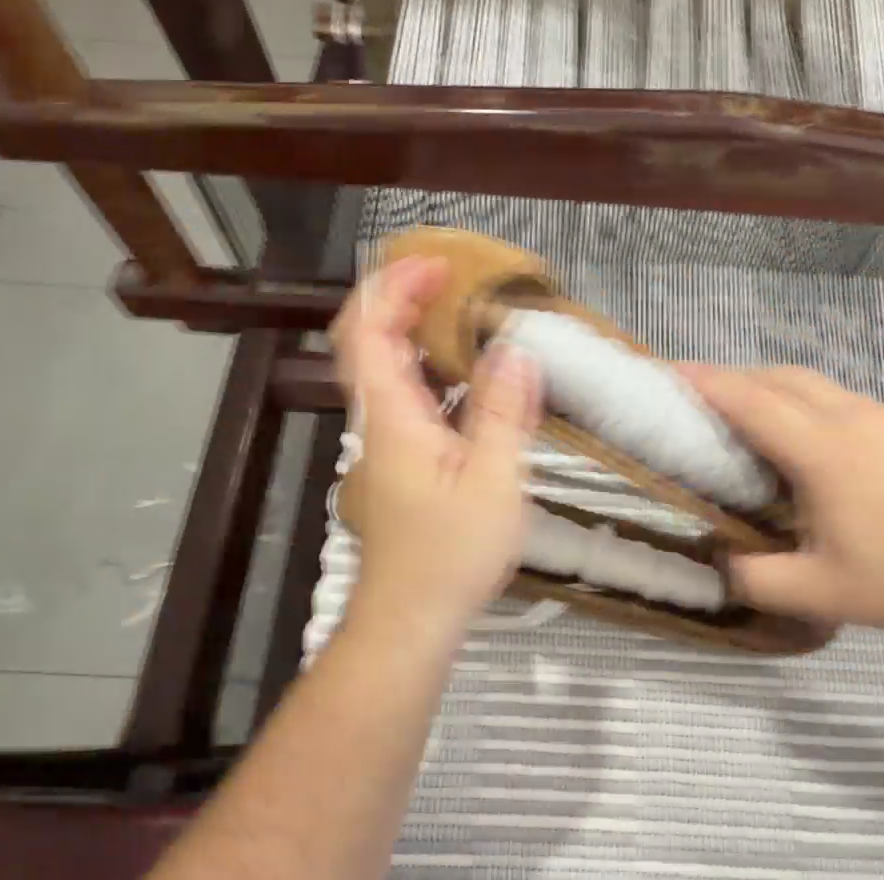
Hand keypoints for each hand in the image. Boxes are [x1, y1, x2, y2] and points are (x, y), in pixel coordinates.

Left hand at [331, 256, 542, 637]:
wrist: (410, 617)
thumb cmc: (449, 554)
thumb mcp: (492, 481)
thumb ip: (502, 411)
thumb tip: (516, 349)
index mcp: (391, 416)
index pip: (368, 331)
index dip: (393, 287)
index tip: (439, 265)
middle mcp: (378, 419)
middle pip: (366, 339)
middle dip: (401, 296)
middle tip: (454, 276)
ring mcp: (385, 439)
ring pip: (383, 365)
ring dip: (413, 326)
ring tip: (463, 307)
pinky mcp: (399, 458)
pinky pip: (404, 391)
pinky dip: (427, 362)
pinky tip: (469, 368)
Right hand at [687, 366, 883, 643]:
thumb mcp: (815, 595)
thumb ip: (751, 578)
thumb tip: (718, 561)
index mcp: (825, 451)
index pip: (751, 401)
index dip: (708, 382)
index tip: (671, 370)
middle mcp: (858, 418)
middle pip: (783, 378)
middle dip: (739, 378)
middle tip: (707, 394)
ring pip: (824, 387)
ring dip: (782, 392)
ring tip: (760, 418)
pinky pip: (859, 405)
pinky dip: (824, 409)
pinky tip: (829, 449)